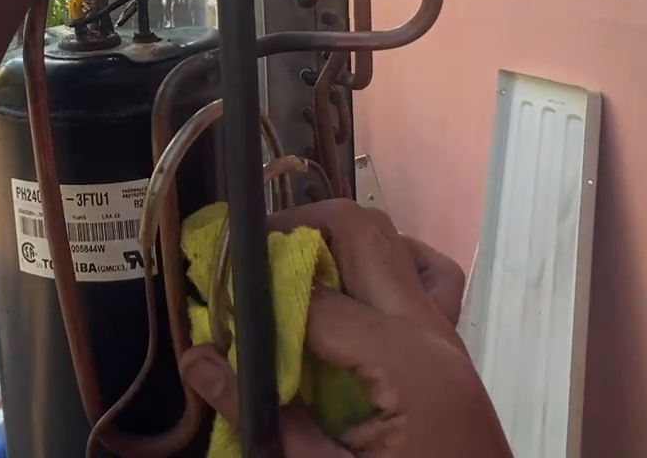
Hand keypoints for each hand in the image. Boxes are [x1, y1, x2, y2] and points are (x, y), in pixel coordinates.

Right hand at [178, 201, 510, 456]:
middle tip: (252, 260)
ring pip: (391, 240)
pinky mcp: (452, 347)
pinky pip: (426, 274)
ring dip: (335, 240)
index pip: (316, 298)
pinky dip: (385, 262)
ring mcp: (448, 334)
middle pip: (359, 231)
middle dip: (298, 229)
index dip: (261, 293)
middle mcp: (431, 330)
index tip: (222, 300)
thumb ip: (262, 417)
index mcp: (406, 364)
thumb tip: (194, 358)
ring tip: (291, 271)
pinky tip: (354, 290)